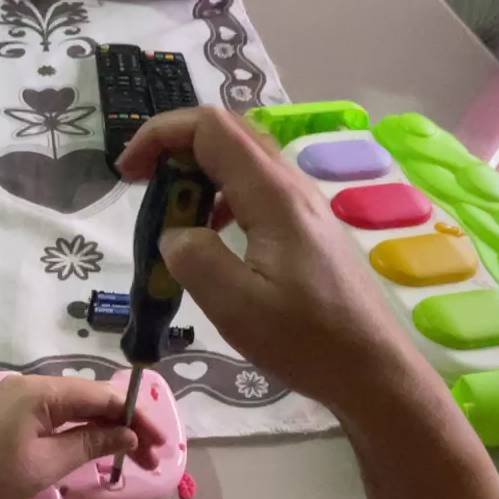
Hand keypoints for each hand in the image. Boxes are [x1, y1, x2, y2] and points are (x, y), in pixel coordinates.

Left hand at [0, 374, 164, 498]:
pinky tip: (91, 447)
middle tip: (148, 458)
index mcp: (40, 391)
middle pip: (88, 398)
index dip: (136, 418)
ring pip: (71, 407)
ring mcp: (13, 399)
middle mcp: (28, 385)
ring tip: (127, 455)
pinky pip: (51, 415)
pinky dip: (76, 431)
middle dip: (123, 424)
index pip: (101, 396)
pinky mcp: (4, 416)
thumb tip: (128, 433)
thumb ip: (91, 443)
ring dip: (101, 428)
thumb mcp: (48, 464)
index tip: (159, 446)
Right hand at [116, 106, 438, 421]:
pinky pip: (256, 189)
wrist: (371, 369)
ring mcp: (304, 206)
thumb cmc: (305, 341)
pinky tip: (209, 237)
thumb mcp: (236, 307)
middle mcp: (291, 188)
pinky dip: (219, 197)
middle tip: (141, 186)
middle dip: (175, 146)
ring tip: (169, 214)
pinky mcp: (307, 228)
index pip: (210, 129)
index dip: (161, 135)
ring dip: (197, 172)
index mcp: (273, 197)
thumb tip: (174, 234)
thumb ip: (195, 259)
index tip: (127, 175)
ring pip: (243, 160)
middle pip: (228, 133)